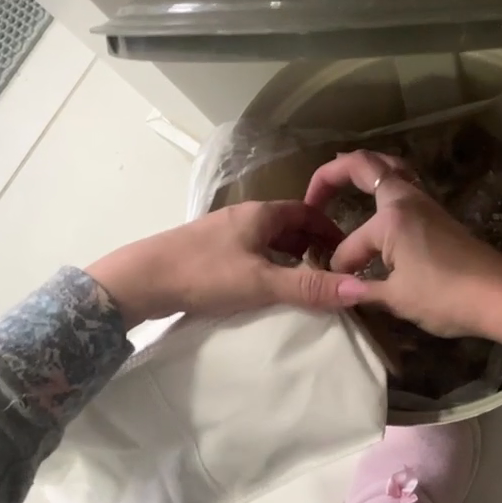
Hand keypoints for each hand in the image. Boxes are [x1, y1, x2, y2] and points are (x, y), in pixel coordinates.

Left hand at [85, 200, 368, 326]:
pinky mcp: (207, 253)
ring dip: (287, 258)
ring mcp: (222, 234)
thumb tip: (361, 289)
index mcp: (260, 214)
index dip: (330, 230)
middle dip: (311, 247)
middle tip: (328, 274)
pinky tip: (264, 290)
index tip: (348, 254)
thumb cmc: (205, 275)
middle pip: (288, 226)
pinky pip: (249, 254)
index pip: (307, 212)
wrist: (140, 280)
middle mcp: (243, 217)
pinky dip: (265, 266)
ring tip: (302, 285)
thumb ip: (310, 288)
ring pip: (267, 241)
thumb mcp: (262, 283)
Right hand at [305, 150, 501, 338]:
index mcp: (391, 217)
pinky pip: (405, 189)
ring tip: (344, 184)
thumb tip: (342, 290)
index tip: (339, 288)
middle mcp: (408, 200)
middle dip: (335, 172)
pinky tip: (378, 211)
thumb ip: (364, 291)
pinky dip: (384, 189)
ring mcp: (427, 205)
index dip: (340, 268)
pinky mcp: (440, 218)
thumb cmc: (447, 296)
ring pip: (392, 171)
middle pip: (368, 165)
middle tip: (314, 192)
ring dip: (366, 173)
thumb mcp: (397, 299)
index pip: (351, 243)